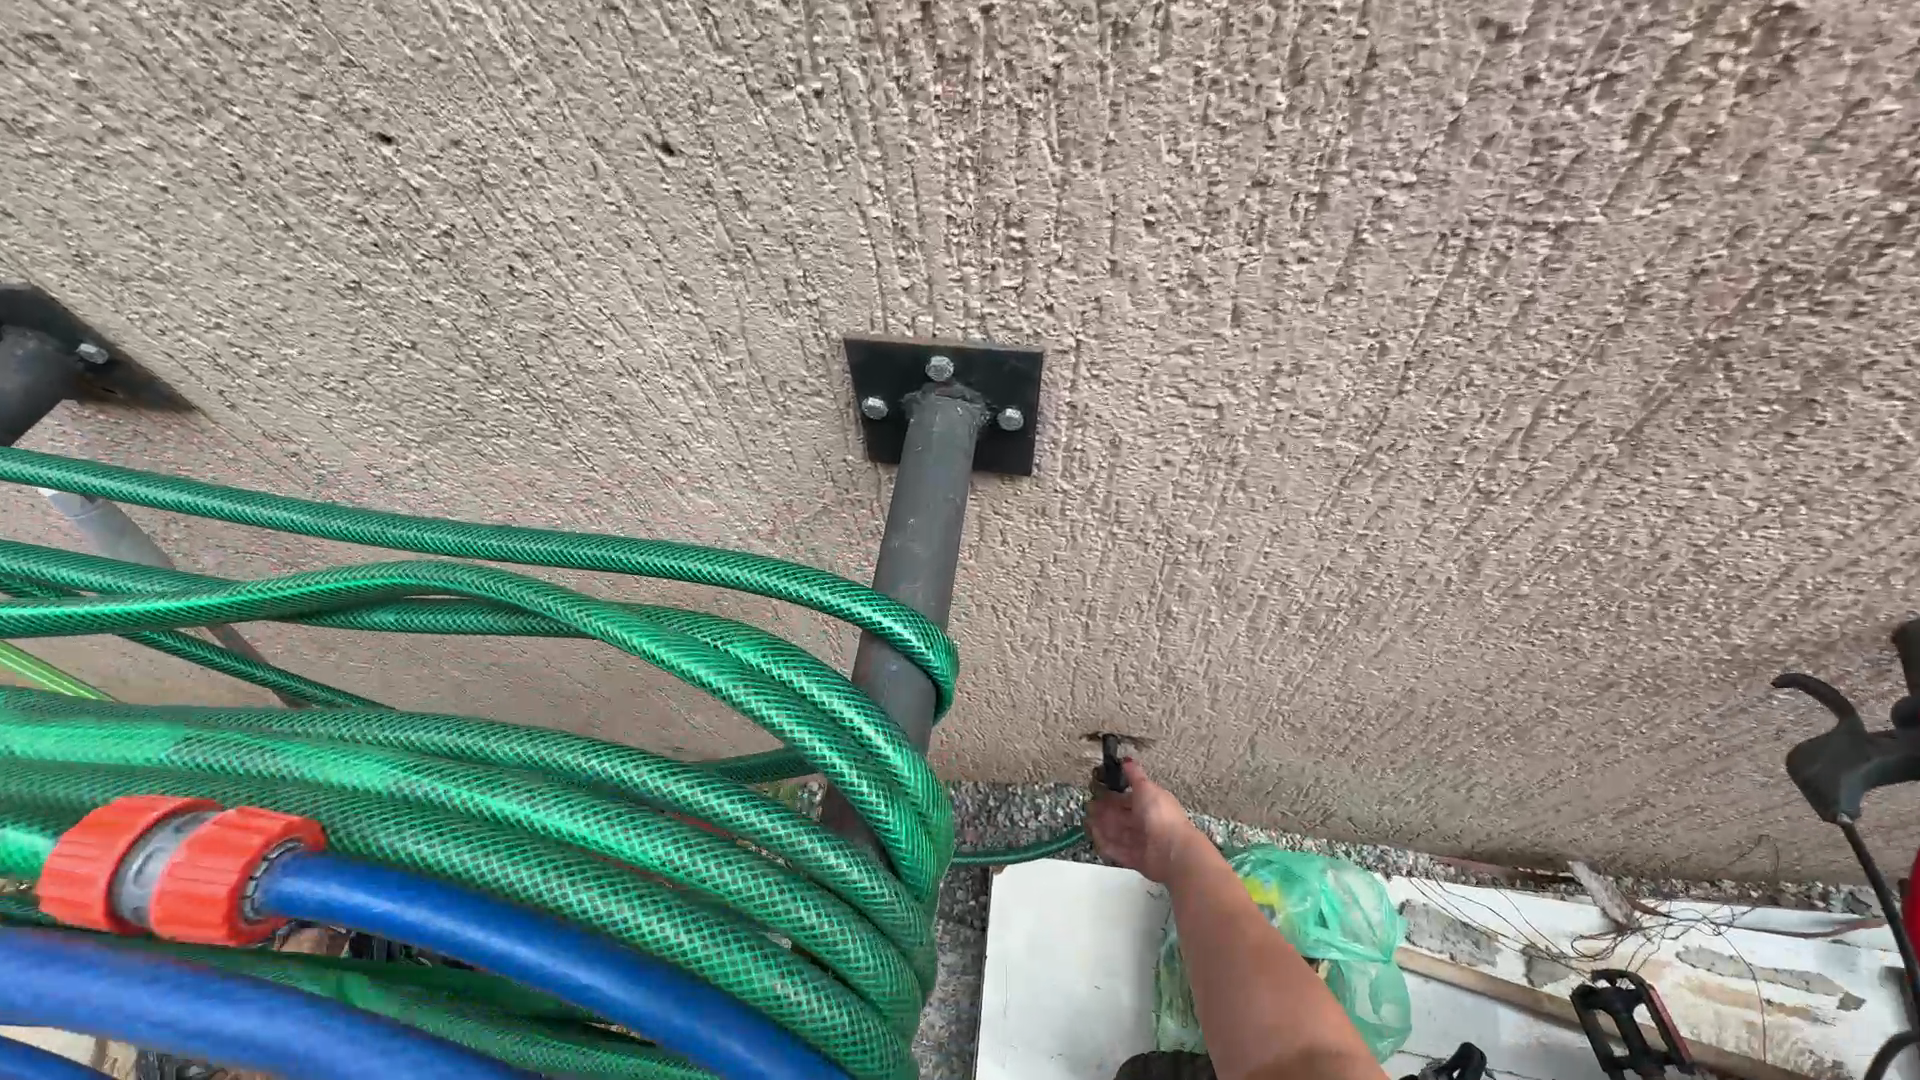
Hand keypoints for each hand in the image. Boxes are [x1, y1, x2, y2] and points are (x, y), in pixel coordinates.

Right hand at [1086, 758, 1207, 883]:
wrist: (1172, 850)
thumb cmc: (1160, 815)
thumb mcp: (1147, 788)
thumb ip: (1134, 775)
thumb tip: (1127, 760)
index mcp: (1150, 805)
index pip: (1128, 799)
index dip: (1113, 796)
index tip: (1097, 791)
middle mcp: (1146, 823)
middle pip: (1121, 817)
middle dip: (1104, 811)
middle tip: (1089, 807)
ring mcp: (1141, 842)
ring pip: (1118, 833)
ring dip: (1102, 827)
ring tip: (1087, 821)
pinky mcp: (1136, 859)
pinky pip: (1118, 851)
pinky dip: (1106, 844)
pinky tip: (1095, 836)